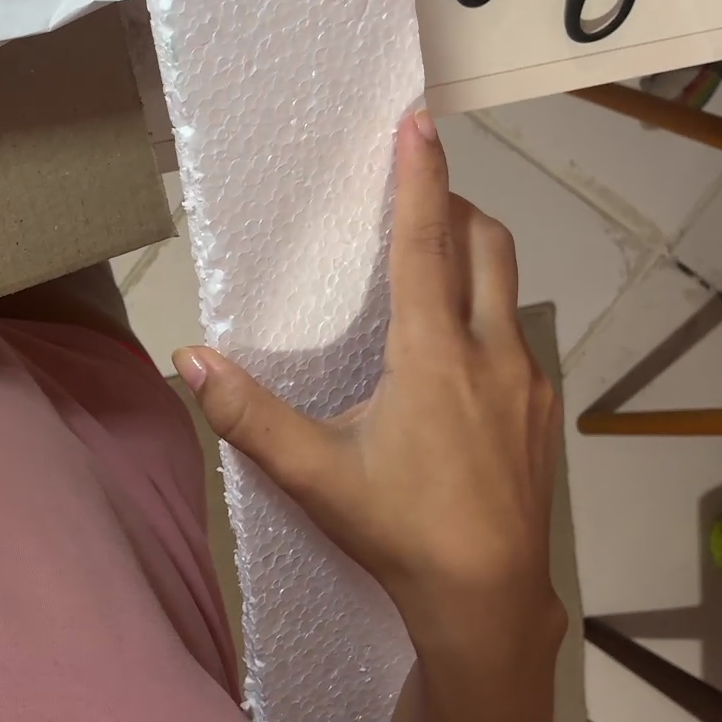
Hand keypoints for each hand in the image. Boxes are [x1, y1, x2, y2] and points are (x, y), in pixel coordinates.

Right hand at [172, 109, 564, 658]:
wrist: (486, 596)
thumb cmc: (395, 523)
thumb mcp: (308, 470)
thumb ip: (243, 413)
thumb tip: (184, 359)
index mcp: (435, 356)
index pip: (429, 248)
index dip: (421, 182)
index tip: (419, 126)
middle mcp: (491, 354)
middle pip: (488, 248)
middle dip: (454, 205)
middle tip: (411, 191)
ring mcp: (526, 382)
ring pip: (506, 287)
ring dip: (470, 253)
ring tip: (423, 255)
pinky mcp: (537, 410)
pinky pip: (510, 329)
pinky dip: (479, 304)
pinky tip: (444, 342)